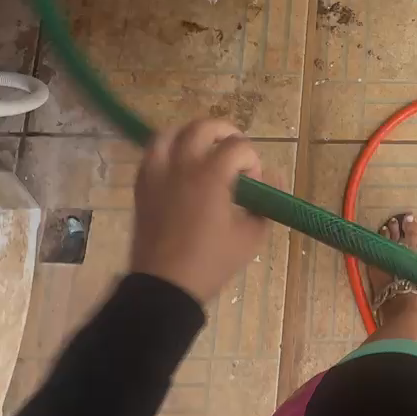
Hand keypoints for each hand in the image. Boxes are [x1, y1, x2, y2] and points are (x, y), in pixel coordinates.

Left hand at [130, 118, 268, 302]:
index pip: (239, 146)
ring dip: (191, 135)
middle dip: (226, 133)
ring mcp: (158, 175)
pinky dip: (168, 149)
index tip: (254, 182)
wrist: (163, 288)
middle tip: (235, 151)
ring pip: (171, 133)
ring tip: (204, 148)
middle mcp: (183, 166)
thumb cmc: (210, 262)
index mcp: (211, 176)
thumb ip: (265, 203)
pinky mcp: (142, 187)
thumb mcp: (250, 236)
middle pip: (204, 127)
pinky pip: (151, 153)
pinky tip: (180, 164)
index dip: (252, 160)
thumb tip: (274, 178)